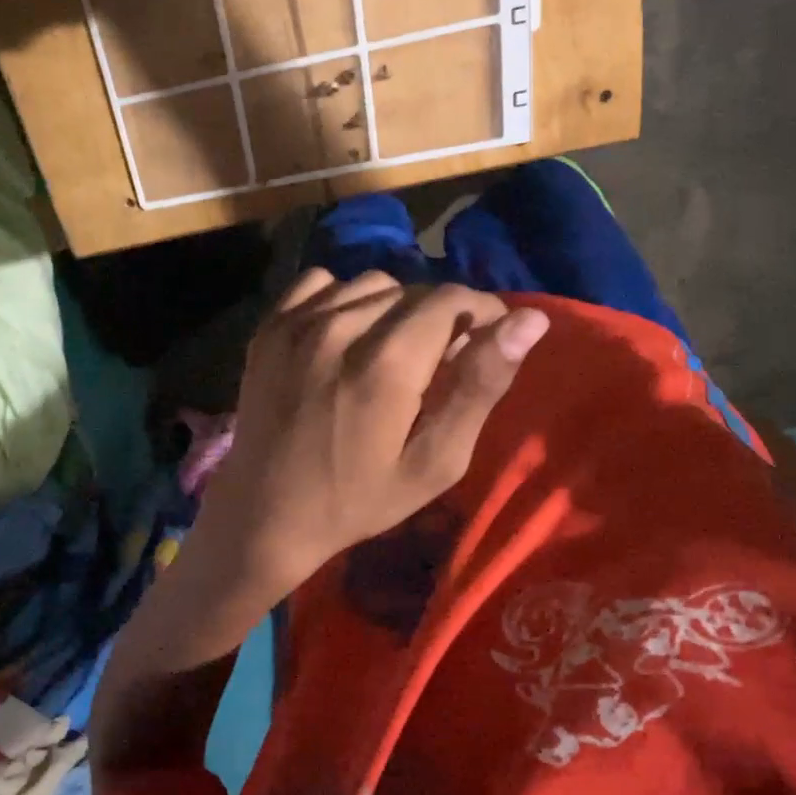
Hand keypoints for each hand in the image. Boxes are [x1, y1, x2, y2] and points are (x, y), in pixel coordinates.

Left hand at [194, 269, 549, 591]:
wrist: (265, 512)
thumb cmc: (358, 498)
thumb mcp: (434, 461)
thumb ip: (480, 386)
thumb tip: (530, 321)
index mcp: (387, 363)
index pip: (452, 298)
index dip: (481, 314)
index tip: (483, 344)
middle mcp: (339, 328)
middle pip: (412, 290)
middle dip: (438, 317)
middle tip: (435, 364)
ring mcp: (296, 323)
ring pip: (369, 283)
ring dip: (392, 307)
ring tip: (390, 352)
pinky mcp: (269, 327)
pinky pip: (320, 283)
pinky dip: (342, 299)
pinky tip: (344, 337)